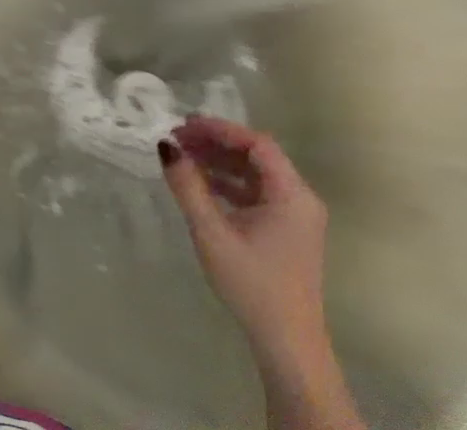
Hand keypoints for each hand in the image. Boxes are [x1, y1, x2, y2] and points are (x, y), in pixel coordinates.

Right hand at [159, 116, 330, 365]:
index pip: (257, 144)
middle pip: (257, 155)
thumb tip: (166, 146)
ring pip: (255, 173)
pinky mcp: (285, 229)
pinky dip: (228, 182)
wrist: (285, 338)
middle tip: (176, 139)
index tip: (182, 127)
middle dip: (216, 142)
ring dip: (220, 161)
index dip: (219, 129)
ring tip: (182, 157)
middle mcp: (299, 199)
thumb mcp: (211, 232)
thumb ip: (188, 187)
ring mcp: (294, 215)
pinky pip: (255, 192)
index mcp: (292, 195)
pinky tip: (200, 184)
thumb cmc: (251, 283)